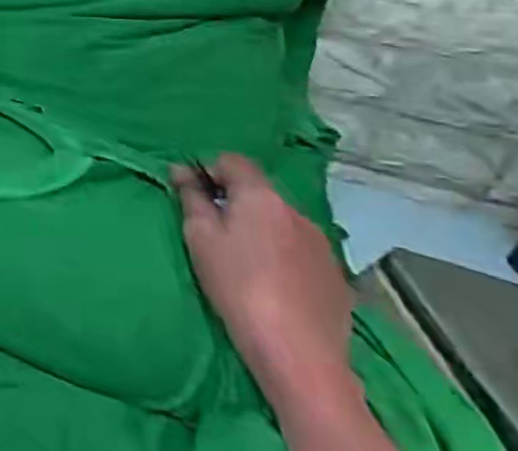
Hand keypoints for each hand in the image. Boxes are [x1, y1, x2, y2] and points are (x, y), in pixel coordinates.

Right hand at [170, 154, 355, 397]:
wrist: (299, 356)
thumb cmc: (238, 288)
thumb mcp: (201, 239)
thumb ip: (191, 198)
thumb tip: (181, 169)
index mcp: (261, 196)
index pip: (233, 160)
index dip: (210, 170)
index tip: (195, 195)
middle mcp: (296, 210)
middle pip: (259, 190)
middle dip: (236, 201)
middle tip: (215, 230)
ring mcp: (322, 243)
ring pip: (281, 220)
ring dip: (262, 227)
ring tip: (246, 261)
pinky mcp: (337, 275)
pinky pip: (302, 249)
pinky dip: (284, 254)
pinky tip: (275, 283)